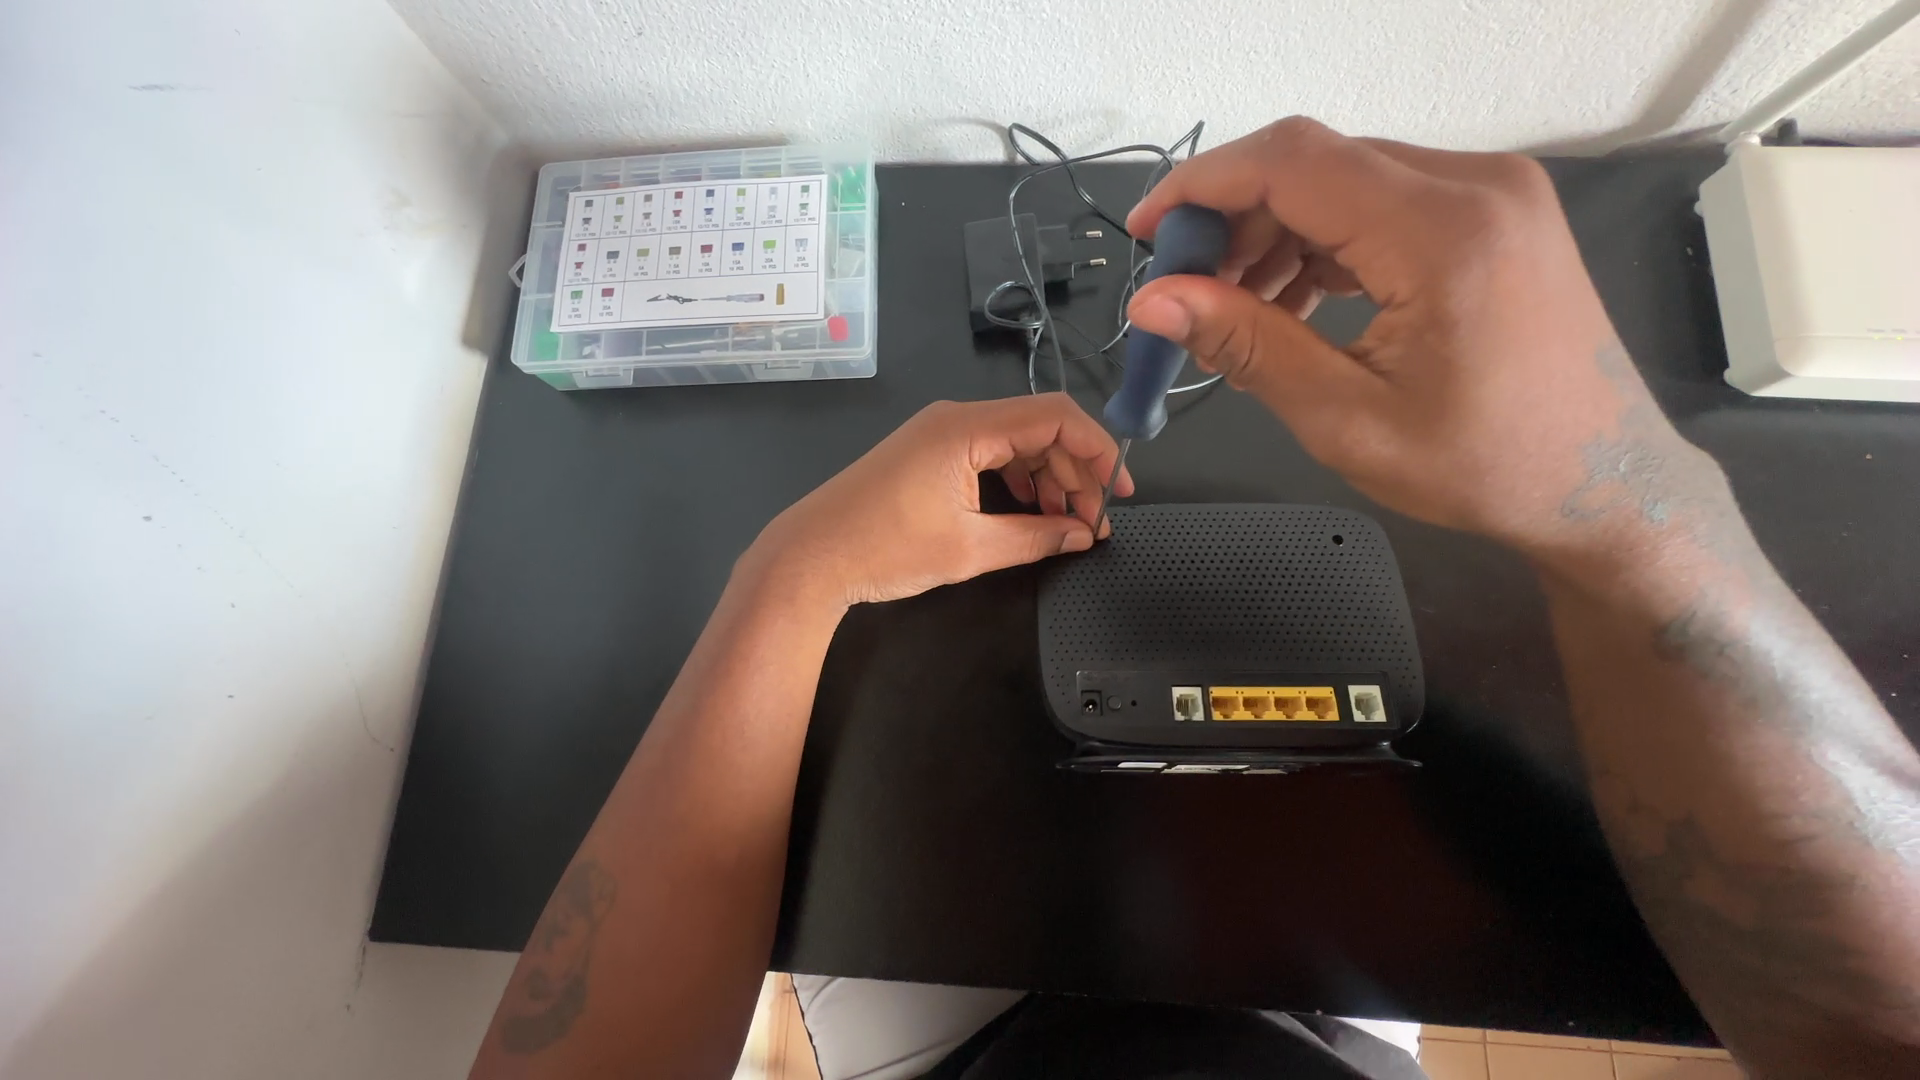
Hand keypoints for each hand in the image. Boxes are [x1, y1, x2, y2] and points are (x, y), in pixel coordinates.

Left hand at [746, 394, 1132, 606]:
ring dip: (1048, 480)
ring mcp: (939, 434)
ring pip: (1015, 443)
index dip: (1097, 450)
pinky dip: (1017, 481)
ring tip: (1065, 524)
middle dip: (1075, 473)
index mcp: (966, 429)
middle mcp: (955, 420)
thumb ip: (1035, 538)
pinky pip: (989, 455)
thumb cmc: (884, 549)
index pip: (1055, 417)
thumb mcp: (969, 550)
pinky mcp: (928, 454)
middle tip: (1093, 522)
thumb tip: (1081, 535)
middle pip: (1038, 429)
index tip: (1118, 491)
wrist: (810, 558)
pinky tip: (1030, 513)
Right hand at [1126, 117, 1715, 563]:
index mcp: (1444, 233)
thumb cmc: (1482, 464)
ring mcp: (1487, 195)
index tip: (1146, 234)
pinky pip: (1375, 208)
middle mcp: (1474, 186)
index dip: (1200, 188)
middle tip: (1182, 294)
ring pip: (1339, 184)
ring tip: (1231, 312)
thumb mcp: (1345, 417)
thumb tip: (1153, 302)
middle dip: (1230, 222)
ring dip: (1269, 238)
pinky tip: (1286, 305)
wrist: (1601, 480)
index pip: (1292, 163)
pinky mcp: (1485, 217)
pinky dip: (1314, 247)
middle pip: (1312, 166)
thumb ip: (1247, 345)